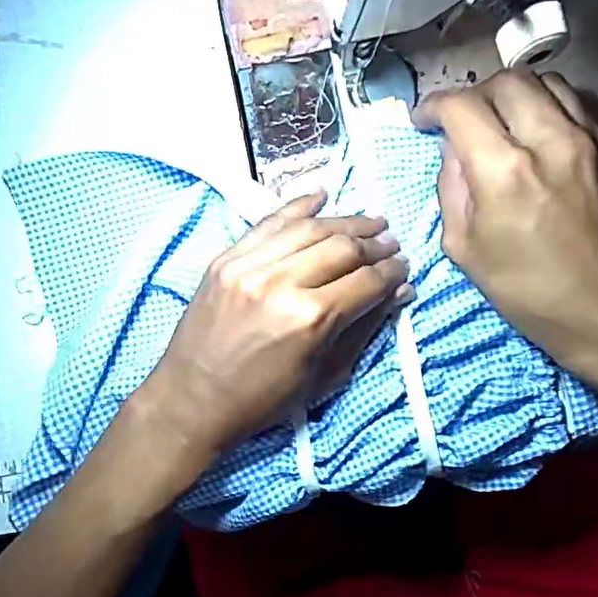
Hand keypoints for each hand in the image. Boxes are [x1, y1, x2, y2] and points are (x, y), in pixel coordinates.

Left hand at [134, 192, 411, 458]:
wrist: (193, 400)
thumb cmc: (265, 399)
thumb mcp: (326, 374)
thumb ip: (364, 327)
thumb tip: (400, 291)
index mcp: (311, 319)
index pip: (366, 280)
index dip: (392, 272)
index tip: (404, 267)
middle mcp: (281, 282)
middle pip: (342, 247)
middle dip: (374, 243)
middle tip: (392, 242)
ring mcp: (249, 266)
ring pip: (309, 228)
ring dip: (345, 220)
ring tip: (370, 221)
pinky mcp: (226, 259)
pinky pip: (268, 223)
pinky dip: (296, 206)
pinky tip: (321, 196)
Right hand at [413, 69, 597, 404]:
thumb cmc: (526, 289)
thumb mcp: (464, 248)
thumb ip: (451, 187)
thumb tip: (453, 149)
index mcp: (504, 171)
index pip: (461, 107)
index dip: (433, 106)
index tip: (424, 120)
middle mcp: (548, 141)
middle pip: (504, 81)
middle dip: (474, 94)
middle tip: (464, 121)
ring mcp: (586, 139)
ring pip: (543, 81)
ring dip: (512, 93)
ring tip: (501, 120)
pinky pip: (574, 102)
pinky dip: (547, 105)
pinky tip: (537, 131)